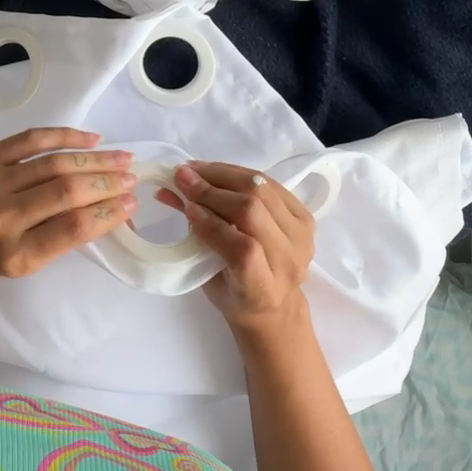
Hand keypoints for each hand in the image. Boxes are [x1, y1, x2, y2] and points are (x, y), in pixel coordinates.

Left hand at [0, 128, 137, 283]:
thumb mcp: (27, 263)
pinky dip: (64, 136)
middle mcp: (1, 216)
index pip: (72, 229)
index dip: (107, 213)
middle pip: (65, 191)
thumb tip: (114, 207)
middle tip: (133, 177)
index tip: (132, 202)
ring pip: (53, 163)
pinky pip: (31, 139)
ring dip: (94, 159)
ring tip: (122, 158)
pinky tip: (91, 139)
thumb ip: (65, 236)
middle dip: (106, 182)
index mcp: (15, 254)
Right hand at [161, 161, 315, 336]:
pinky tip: (216, 171)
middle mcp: (290, 263)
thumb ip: (193, 235)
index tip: (186, 206)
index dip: (213, 225)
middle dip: (212, 189)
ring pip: (261, 190)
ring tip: (195, 169)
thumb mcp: (206, 274)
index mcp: (263, 289)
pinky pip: (269, 183)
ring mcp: (302, 237)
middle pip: (252, 211)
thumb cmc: (232, 293)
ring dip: (223, 174)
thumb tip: (166, 191)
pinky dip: (238, 174)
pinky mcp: (305, 217)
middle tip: (182, 176)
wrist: (273, 303)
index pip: (243, 251)